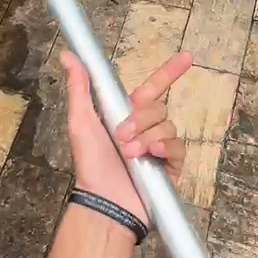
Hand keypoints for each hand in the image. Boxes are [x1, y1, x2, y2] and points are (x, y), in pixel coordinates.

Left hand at [60, 49, 190, 226]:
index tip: (188, 57)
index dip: (170, 71)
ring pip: (167, 125)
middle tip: (121, 135)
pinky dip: (164, 147)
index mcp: (128, 115)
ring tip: (129, 154)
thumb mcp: (81, 122)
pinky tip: (153, 155)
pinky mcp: (171, 167)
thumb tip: (69, 55)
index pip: (154, 87)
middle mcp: (147, 129)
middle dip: (139, 119)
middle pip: (157, 106)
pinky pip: (178, 147)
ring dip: (146, 137)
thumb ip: (80, 87)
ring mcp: (160, 148)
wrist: (104, 202)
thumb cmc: (90, 164)